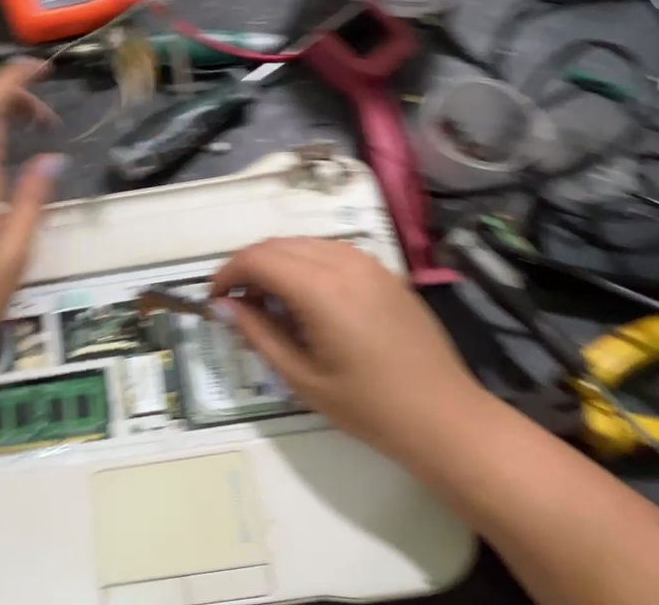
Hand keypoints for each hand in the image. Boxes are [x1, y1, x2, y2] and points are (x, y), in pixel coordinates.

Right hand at [211, 237, 485, 457]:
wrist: (443, 416)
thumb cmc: (369, 406)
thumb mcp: (302, 378)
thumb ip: (259, 334)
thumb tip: (224, 307)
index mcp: (319, 289)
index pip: (257, 259)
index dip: (227, 274)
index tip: (215, 300)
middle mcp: (342, 263)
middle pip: (278, 245)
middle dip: (249, 266)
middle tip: (237, 304)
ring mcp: (368, 263)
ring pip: (305, 243)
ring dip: (278, 262)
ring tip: (269, 301)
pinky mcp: (385, 271)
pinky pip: (333, 251)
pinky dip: (307, 262)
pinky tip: (307, 298)